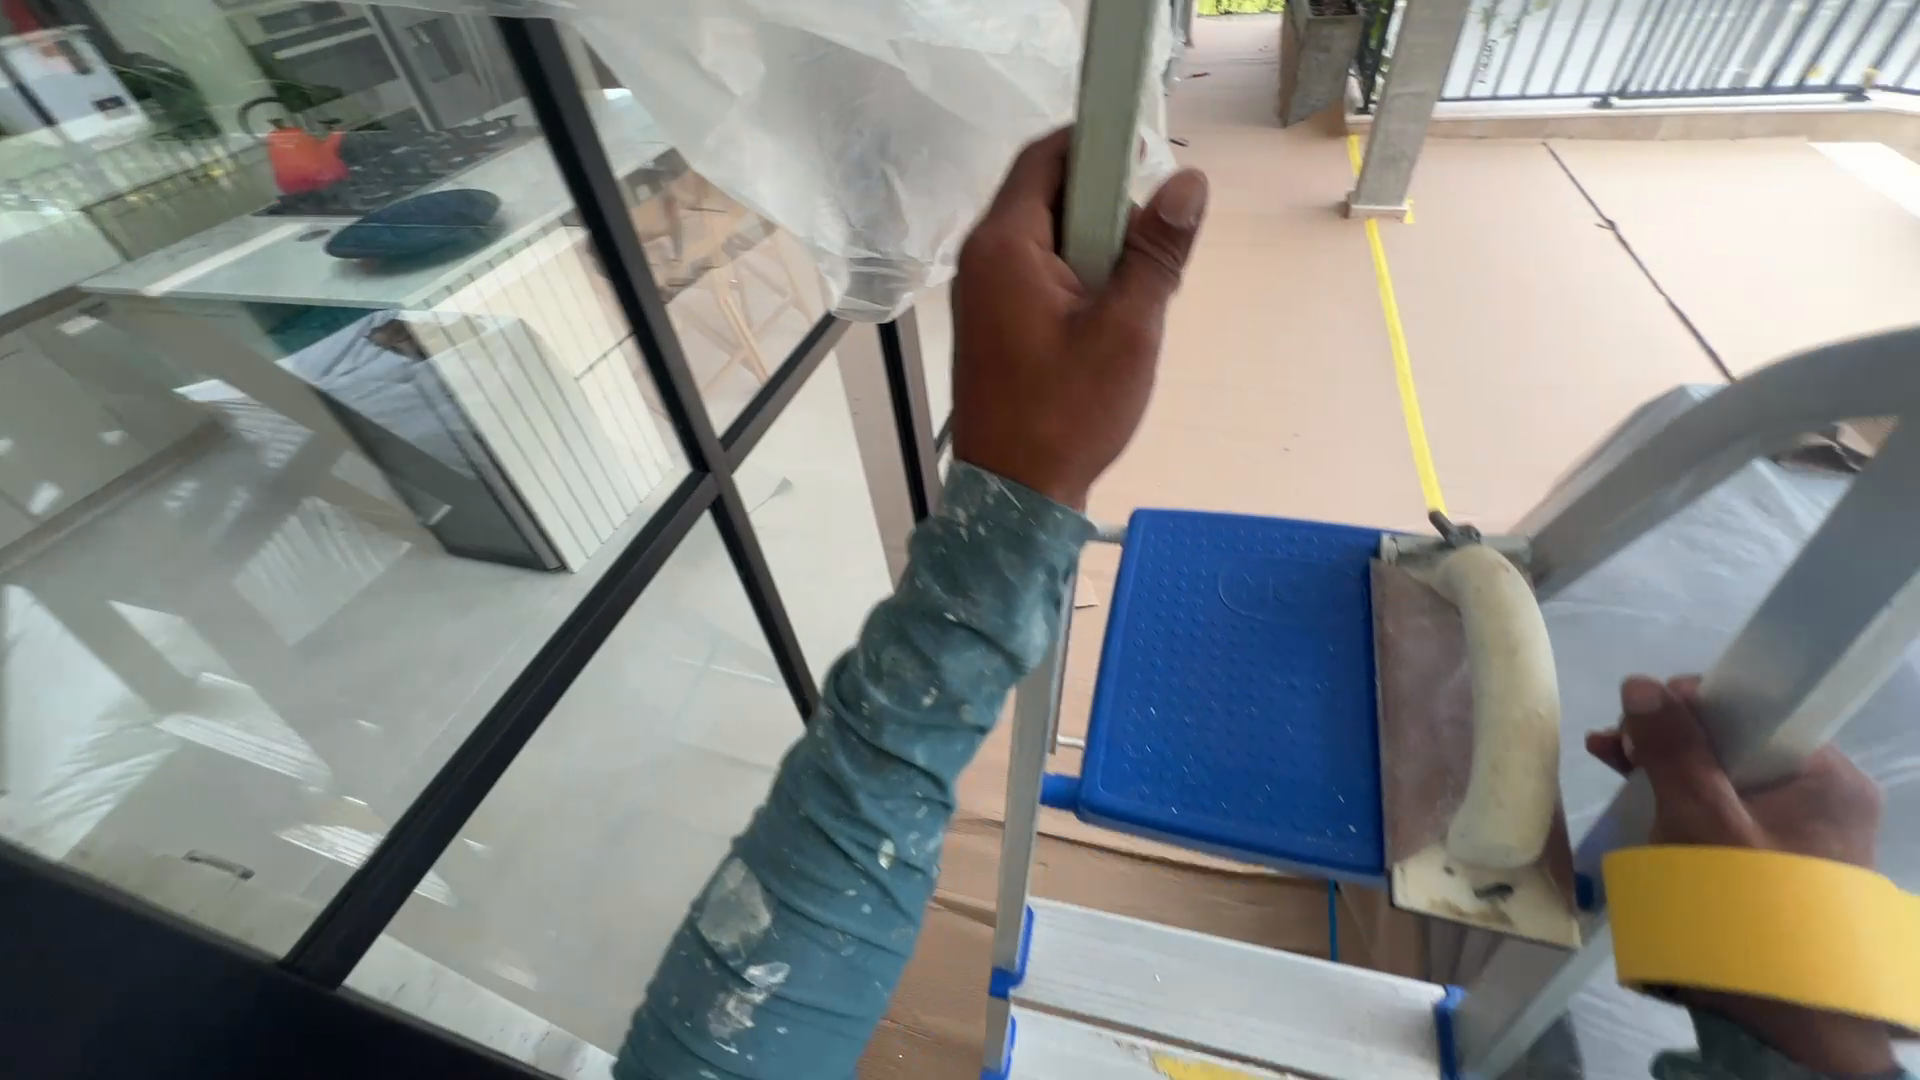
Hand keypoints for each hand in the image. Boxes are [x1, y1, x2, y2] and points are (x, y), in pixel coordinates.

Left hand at [949, 128, 1208, 511]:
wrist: (1016, 494)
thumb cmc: (1067, 414)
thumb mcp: (1126, 329)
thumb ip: (1155, 252)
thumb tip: (1187, 182)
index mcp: (1004, 246)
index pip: (1047, 156)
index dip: (1099, 146)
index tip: (1148, 166)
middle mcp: (982, 261)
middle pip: (1047, 197)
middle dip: (1106, 211)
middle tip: (1149, 253)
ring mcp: (982, 297)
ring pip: (1047, 242)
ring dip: (1096, 253)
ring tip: (1132, 298)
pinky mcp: (991, 327)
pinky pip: (1037, 280)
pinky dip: (1076, 284)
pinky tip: (1105, 323)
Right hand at [1587, 676, 1894, 1075]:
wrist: (1779, 1000)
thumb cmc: (1745, 895)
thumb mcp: (1698, 814)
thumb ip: (1672, 748)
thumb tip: (1641, 683)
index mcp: (1824, 777)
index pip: (1755, 709)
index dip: (1692, 704)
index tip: (1643, 718)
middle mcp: (1817, 792)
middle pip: (1730, 738)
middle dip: (1665, 735)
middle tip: (1617, 744)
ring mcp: (1793, 821)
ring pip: (1716, 767)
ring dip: (1659, 760)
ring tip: (1609, 759)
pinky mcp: (1766, 845)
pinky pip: (1714, 797)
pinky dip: (1671, 787)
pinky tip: (1629, 784)